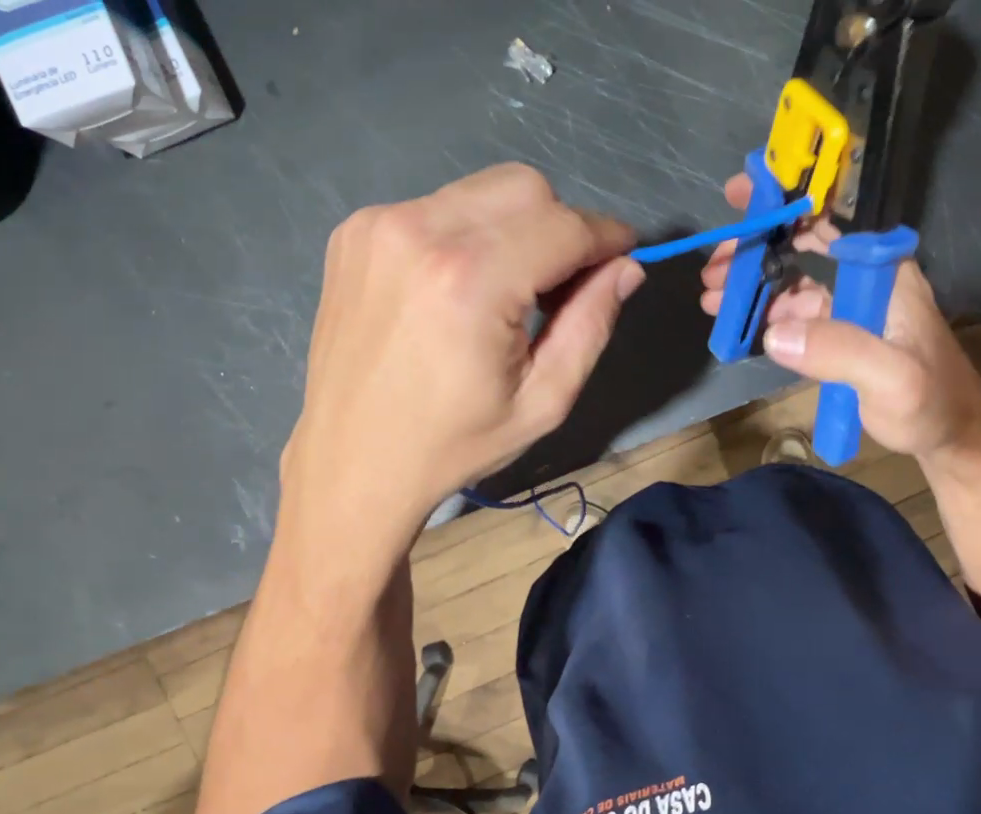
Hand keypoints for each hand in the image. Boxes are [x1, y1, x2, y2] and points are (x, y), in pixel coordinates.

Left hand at [281, 164, 641, 550]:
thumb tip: (627, 268)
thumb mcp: (543, 401)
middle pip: (524, 187)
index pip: (563, 225)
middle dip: (560, 224)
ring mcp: (379, 224)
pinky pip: (437, 208)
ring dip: (514, 227)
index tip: (624, 255)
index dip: (606, 236)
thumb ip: (590, 325)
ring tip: (509, 289)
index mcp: (471, 282)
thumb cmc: (455, 443)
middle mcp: (421, 232)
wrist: (353, 459)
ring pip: (480, 191)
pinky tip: (459, 289)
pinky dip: (467, 234)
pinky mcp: (355, 231)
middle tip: (563, 284)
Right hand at [698, 174, 980, 462]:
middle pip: (803, 245)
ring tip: (713, 300)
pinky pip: (796, 313)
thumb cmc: (930, 403)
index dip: (786, 200)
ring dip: (754, 286)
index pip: (832, 217)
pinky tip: (740, 324)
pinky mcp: (841, 333)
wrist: (951, 436)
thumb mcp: (891, 379)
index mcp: (882, 270)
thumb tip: (775, 333)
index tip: (741, 195)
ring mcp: (852, 305)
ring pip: (794, 279)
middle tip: (713, 271)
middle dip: (755, 251)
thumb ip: (839, 352)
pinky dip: (766, 315)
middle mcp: (865, 277)